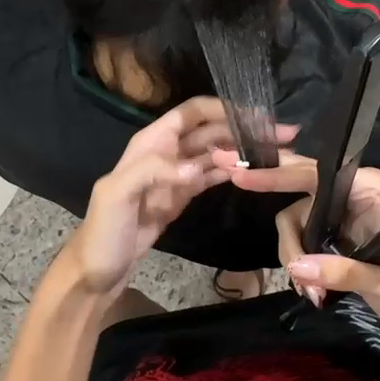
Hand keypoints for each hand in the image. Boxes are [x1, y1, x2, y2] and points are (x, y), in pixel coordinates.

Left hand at [65, 98, 292, 297]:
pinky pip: (212, 174)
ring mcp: (176, 174)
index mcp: (151, 142)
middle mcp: (166, 151)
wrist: (96, 271)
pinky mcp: (182, 195)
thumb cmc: (103, 230)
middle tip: (283, 135)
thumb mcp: (116, 195)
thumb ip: (152, 172)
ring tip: (278, 152)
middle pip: (211, 130)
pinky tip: (254, 171)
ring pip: (215, 151)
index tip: (259, 116)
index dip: (224, 109)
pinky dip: (232, 169)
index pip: (193, 112)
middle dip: (244, 128)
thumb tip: (197, 167)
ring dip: (244, 148)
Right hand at [224, 155, 379, 331]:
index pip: (317, 173)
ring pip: (292, 221)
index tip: (244, 175)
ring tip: (312, 295)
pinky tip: (311, 293)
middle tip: (229, 176)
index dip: (280, 171)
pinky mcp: (328, 235)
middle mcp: (349, 193)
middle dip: (266, 185)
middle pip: (296, 185)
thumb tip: (298, 269)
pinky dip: (297, 267)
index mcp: (369, 189)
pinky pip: (297, 241)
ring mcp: (336, 214)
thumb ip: (347, 273)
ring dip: (292, 257)